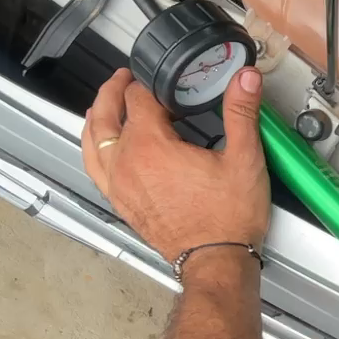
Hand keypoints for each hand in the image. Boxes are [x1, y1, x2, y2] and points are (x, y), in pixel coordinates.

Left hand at [81, 67, 270, 262]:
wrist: (216, 260)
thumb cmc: (229, 218)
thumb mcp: (245, 159)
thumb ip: (241, 114)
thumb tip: (246, 78)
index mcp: (151, 145)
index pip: (139, 98)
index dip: (153, 84)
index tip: (168, 83)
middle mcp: (126, 161)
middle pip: (106, 112)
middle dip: (117, 91)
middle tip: (128, 80)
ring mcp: (118, 183)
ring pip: (93, 138)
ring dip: (99, 116)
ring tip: (107, 106)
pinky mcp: (120, 201)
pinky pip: (93, 166)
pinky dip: (94, 147)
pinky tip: (103, 146)